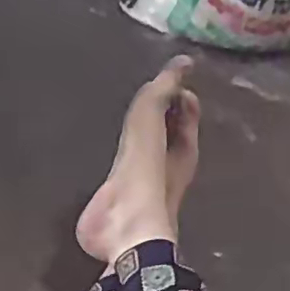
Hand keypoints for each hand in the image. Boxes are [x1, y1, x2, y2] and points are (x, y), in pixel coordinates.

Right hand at [75, 56, 198, 264]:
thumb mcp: (154, 120)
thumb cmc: (145, 173)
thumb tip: (184, 62)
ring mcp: (137, 190)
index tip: (166, 80)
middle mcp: (161, 171)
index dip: (178, 96)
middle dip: (156, 121)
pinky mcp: (114, 206)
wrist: (125, 227)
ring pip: (140, 162)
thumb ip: (163, 91)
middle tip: (143, 98)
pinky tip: (104, 166)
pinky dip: (112, 173)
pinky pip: (115, 184)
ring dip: (134, 148)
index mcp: (180, 151)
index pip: (185, 116)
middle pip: (163, 139)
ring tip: (124, 128)